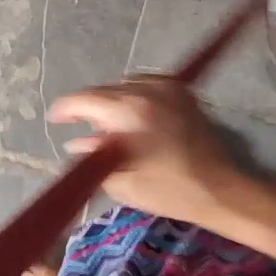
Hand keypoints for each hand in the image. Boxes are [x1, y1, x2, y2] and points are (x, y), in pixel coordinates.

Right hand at [48, 76, 245, 226]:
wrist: (220, 188)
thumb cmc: (169, 190)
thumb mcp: (122, 181)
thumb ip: (94, 158)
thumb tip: (76, 143)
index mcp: (128, 111)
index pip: (85, 100)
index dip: (65, 108)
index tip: (54, 119)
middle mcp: (145, 90)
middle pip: (104, 91)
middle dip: (89, 108)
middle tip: (81, 129)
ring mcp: (166, 87)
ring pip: (125, 86)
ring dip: (113, 102)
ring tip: (110, 126)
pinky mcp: (182, 91)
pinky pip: (146, 85)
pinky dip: (135, 97)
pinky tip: (134, 117)